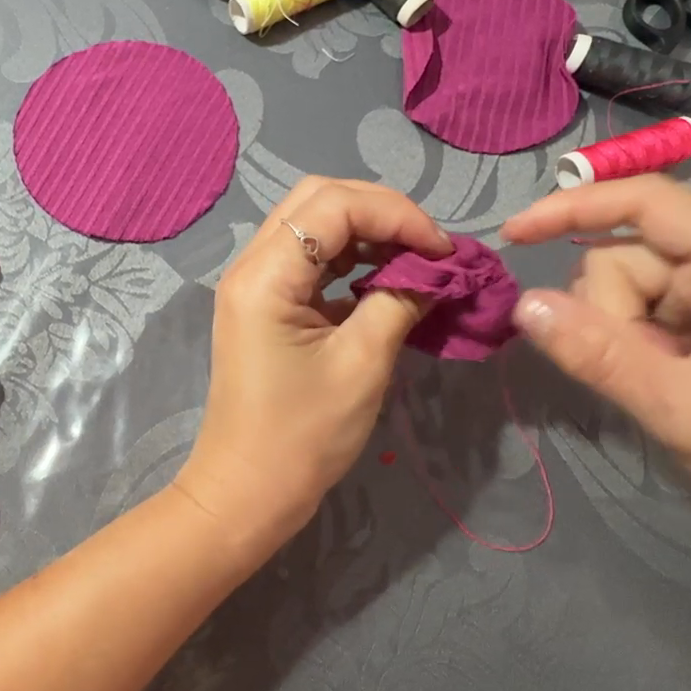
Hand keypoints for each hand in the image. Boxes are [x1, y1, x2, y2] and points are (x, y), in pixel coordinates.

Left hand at [175, 177, 452, 548]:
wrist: (248, 489)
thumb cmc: (304, 435)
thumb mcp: (363, 364)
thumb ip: (399, 301)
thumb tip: (437, 270)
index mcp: (265, 275)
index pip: (332, 205)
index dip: (395, 214)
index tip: (442, 251)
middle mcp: (251, 266)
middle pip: (317, 201)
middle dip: (380, 211)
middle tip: (428, 247)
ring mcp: (253, 284)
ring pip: (311, 224)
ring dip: (366, 231)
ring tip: (415, 260)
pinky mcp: (263, 305)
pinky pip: (307, 258)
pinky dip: (349, 258)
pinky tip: (383, 278)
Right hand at [500, 176, 690, 537]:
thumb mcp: (681, 409)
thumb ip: (598, 354)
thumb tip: (523, 303)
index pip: (651, 203)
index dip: (576, 207)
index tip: (514, 234)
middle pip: (630, 254)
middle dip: (611, 310)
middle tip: (643, 372)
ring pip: (629, 287)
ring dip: (620, 333)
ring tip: (660, 384)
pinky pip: (643, 314)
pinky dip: (633, 345)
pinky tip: (663, 381)